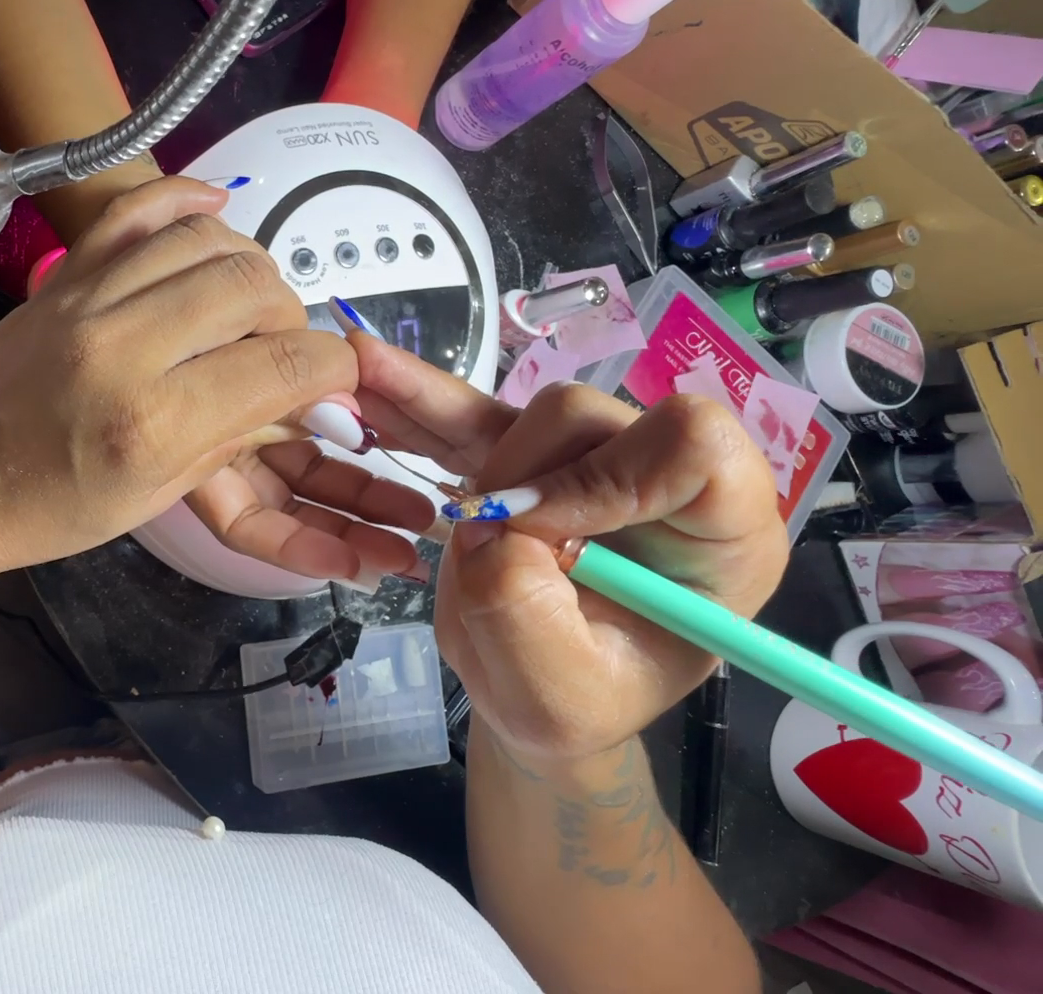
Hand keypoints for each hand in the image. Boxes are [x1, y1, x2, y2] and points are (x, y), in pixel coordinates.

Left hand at [0, 177, 359, 585]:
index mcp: (153, 424)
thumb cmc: (44, 513)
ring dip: (248, 264)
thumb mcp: (149, 499)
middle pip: (252, 286)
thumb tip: (296, 398)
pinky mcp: (59, 278)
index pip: (283, 365)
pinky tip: (216, 210)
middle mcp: (125, 346)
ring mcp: (86, 300)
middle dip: (291, 314)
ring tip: (248, 302)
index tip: (332, 379)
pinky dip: (184, 200)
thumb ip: (230, 438)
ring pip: (204, 240)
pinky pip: (133, 212)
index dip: (330, 368)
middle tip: (281, 346)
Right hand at [343, 338, 789, 763]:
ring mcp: (588, 462)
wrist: (532, 692)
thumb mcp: (552, 695)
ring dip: (445, 423)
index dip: (600, 476)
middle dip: (512, 473)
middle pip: (585, 417)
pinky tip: (367, 375)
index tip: (536, 534)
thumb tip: (485, 525)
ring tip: (366, 416)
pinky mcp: (528, 460)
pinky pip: (474, 419)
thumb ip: (521, 613)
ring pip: (519, 408)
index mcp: (715, 535)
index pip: (690, 445)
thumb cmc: (566, 707)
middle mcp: (660, 480)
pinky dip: (420, 405)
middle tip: (470, 533)